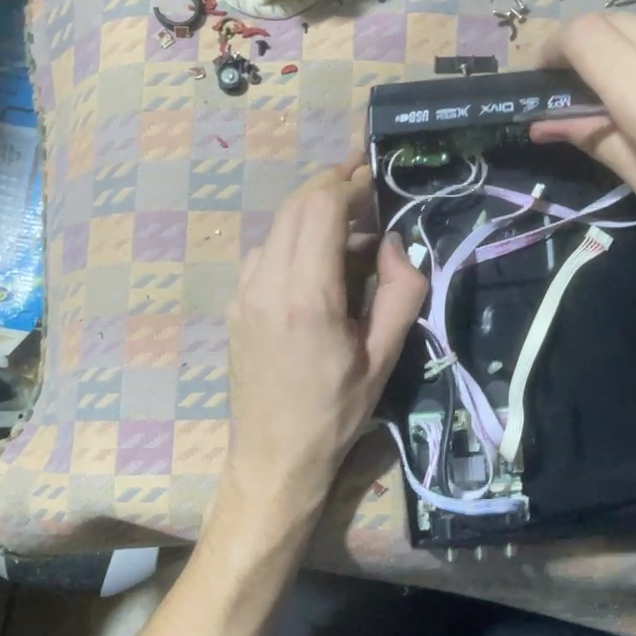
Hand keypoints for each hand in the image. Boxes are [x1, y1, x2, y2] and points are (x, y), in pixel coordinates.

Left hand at [223, 163, 427, 512]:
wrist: (274, 458)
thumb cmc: (335, 414)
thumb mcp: (384, 359)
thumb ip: (400, 292)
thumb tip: (394, 243)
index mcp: (307, 297)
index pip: (321, 207)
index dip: (350, 183)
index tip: (376, 178)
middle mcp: (266, 285)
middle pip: (294, 206)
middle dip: (330, 187)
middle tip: (365, 189)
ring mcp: (243, 295)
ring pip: (275, 227)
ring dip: (309, 214)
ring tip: (347, 232)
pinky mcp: (234, 308)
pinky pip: (263, 256)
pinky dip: (290, 242)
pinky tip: (314, 266)